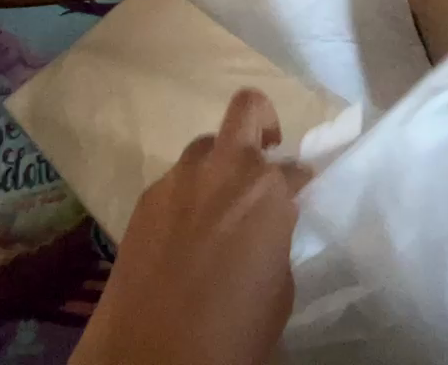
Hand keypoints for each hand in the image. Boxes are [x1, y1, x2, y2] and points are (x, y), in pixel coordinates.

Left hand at [71, 89, 309, 364]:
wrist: (151, 356)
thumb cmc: (232, 331)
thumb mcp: (278, 288)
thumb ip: (276, 236)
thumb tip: (267, 223)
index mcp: (266, 188)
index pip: (294, 167)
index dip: (300, 181)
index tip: (300, 194)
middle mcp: (223, 168)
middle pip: (247, 108)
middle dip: (264, 120)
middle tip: (268, 149)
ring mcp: (180, 177)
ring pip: (206, 146)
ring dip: (220, 163)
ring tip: (221, 202)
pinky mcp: (146, 196)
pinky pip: (177, 180)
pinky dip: (190, 193)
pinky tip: (188, 232)